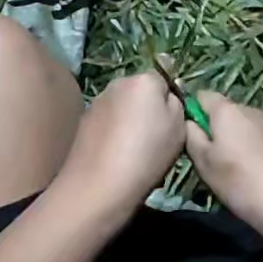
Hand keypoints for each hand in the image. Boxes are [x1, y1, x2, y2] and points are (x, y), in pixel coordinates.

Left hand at [54, 72, 185, 218]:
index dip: (167, 103)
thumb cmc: (147, 153)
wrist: (100, 182)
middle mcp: (118, 83)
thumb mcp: (179, 128)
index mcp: (143, 79)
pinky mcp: (83, 119)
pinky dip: (112, 132)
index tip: (168, 125)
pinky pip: (106, 121)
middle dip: (145, 109)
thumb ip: (175, 104)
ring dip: (127, 120)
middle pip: (139, 92)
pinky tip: (113, 154)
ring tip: (131, 150)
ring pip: (121, 107)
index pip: (162, 82)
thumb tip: (164, 100)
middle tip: (152, 138)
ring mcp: (97, 100)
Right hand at [186, 92, 262, 246]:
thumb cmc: (241, 182)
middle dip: (214, 129)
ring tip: (232, 173)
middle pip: (223, 111)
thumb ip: (191, 135)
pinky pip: (258, 140)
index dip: (192, 112)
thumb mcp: (203, 162)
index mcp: (227, 109)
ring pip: (241, 127)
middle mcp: (250, 110)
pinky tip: (254, 177)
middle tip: (209, 160)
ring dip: (233, 142)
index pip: (201, 95)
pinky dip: (251, 152)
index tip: (191, 138)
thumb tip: (190, 121)